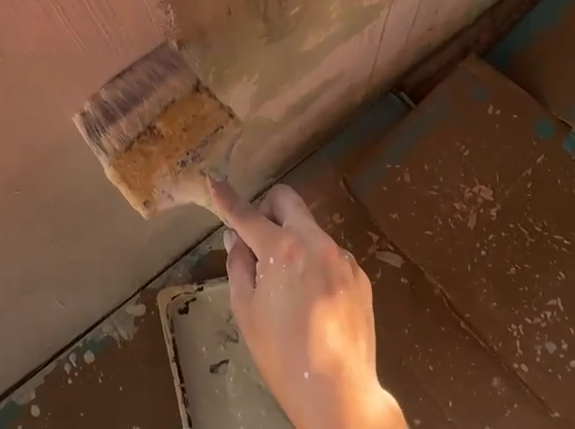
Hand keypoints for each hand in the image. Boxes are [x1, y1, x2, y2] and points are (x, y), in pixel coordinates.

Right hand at [210, 178, 403, 428]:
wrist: (338, 392)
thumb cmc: (282, 353)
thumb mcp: (246, 309)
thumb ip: (239, 265)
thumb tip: (237, 239)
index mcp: (283, 250)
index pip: (247, 214)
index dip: (228, 198)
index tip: (215, 181)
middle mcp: (316, 244)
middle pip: (287, 201)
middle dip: (267, 209)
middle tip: (259, 239)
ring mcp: (342, 259)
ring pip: (310, 230)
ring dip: (293, 241)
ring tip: (289, 285)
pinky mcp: (360, 277)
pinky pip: (330, 256)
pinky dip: (314, 264)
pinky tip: (313, 300)